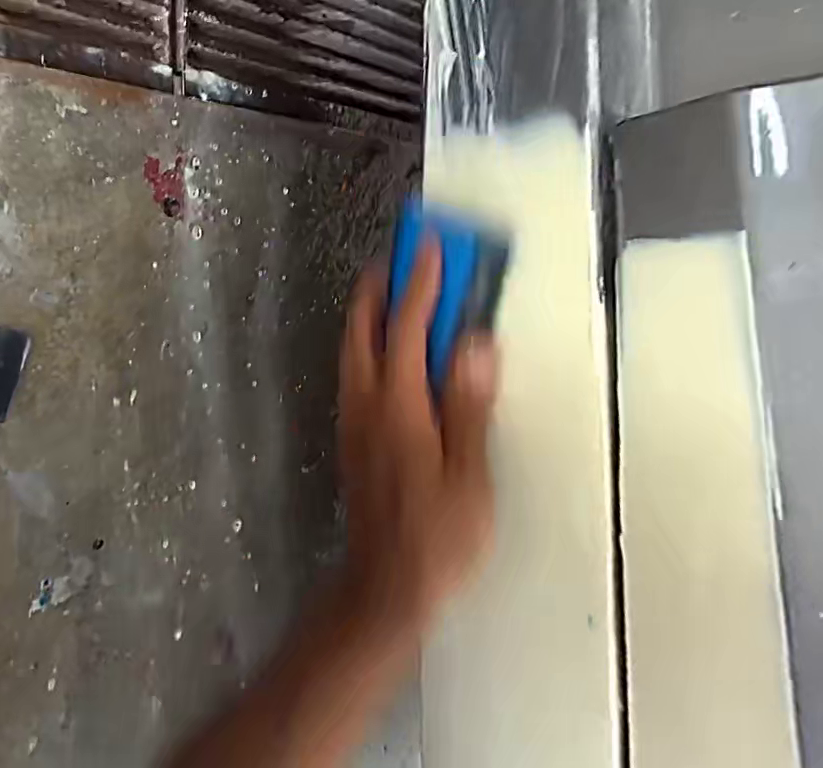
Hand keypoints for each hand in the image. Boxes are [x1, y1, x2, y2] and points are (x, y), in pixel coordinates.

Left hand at [337, 239, 499, 627]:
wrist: (384, 577)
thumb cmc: (438, 533)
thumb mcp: (469, 475)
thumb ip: (468, 406)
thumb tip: (473, 342)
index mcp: (397, 404)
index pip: (406, 328)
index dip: (419, 283)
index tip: (429, 246)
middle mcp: (364, 399)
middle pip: (362, 327)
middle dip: (378, 286)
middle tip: (398, 254)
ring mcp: (351, 412)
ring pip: (352, 345)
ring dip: (369, 309)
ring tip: (391, 286)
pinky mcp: (350, 428)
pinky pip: (354, 366)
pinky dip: (366, 338)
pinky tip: (384, 342)